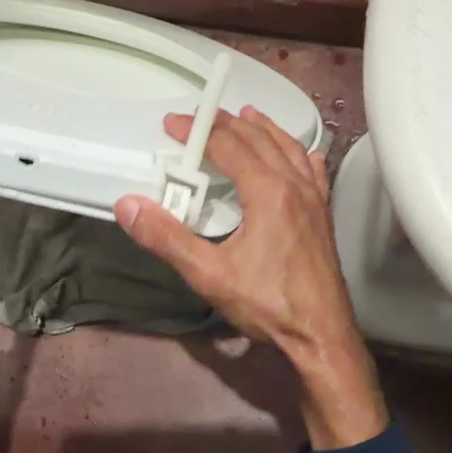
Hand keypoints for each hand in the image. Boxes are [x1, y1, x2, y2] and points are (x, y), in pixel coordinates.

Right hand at [114, 107, 386, 449]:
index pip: (227, 145)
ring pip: (288, 149)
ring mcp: (314, 200)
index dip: (198, 131)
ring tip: (247, 118)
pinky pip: (312, 172)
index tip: (173, 125)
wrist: (320, 334)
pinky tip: (298, 155)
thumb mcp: (208, 274)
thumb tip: (128, 205)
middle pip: (258, 139)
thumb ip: (167, 238)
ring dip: (264, 130)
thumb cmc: (267, 305)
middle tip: (200, 118)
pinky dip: (298, 154)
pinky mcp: (323, 218)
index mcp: (267, 191)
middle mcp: (294, 185)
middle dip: (226, 124)